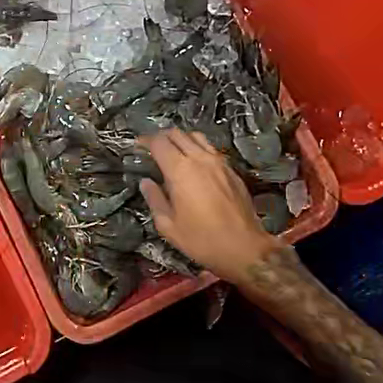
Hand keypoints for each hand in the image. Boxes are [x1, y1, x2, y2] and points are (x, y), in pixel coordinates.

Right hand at [139, 130, 278, 279]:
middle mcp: (200, 159)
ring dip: (181, 139)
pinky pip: (211, 149)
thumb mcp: (168, 225)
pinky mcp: (232, 170)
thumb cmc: (201, 239)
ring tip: (173, 151)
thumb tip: (146, 183)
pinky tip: (194, 164)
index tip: (138, 146)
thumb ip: (154, 199)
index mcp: (180, 171)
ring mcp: (219, 163)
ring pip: (196, 137)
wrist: (245, 248)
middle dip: (161, 136)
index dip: (145, 140)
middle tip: (153, 147)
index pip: (159, 143)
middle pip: (177, 134)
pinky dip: (198, 148)